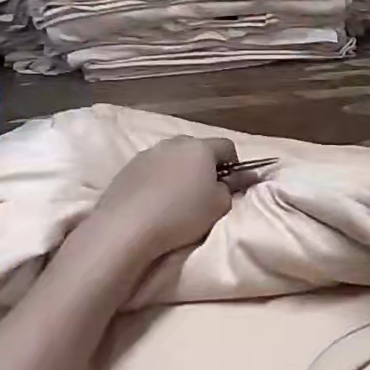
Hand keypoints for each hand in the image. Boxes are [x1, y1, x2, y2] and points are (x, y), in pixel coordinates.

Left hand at [88, 136, 256, 258]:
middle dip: (204, 166)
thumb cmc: (182, 214)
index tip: (230, 185)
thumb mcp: (218, 206)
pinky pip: (151, 169)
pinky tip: (154, 202)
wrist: (127, 227)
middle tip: (204, 192)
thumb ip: (232, 188)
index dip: (234, 164)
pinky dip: (157, 180)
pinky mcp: (127, 168)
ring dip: (179, 171)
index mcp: (200, 147)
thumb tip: (242, 177)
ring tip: (176, 199)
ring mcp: (147, 153)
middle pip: (196, 148)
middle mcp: (173, 143)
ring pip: (172, 157)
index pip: (227, 146)